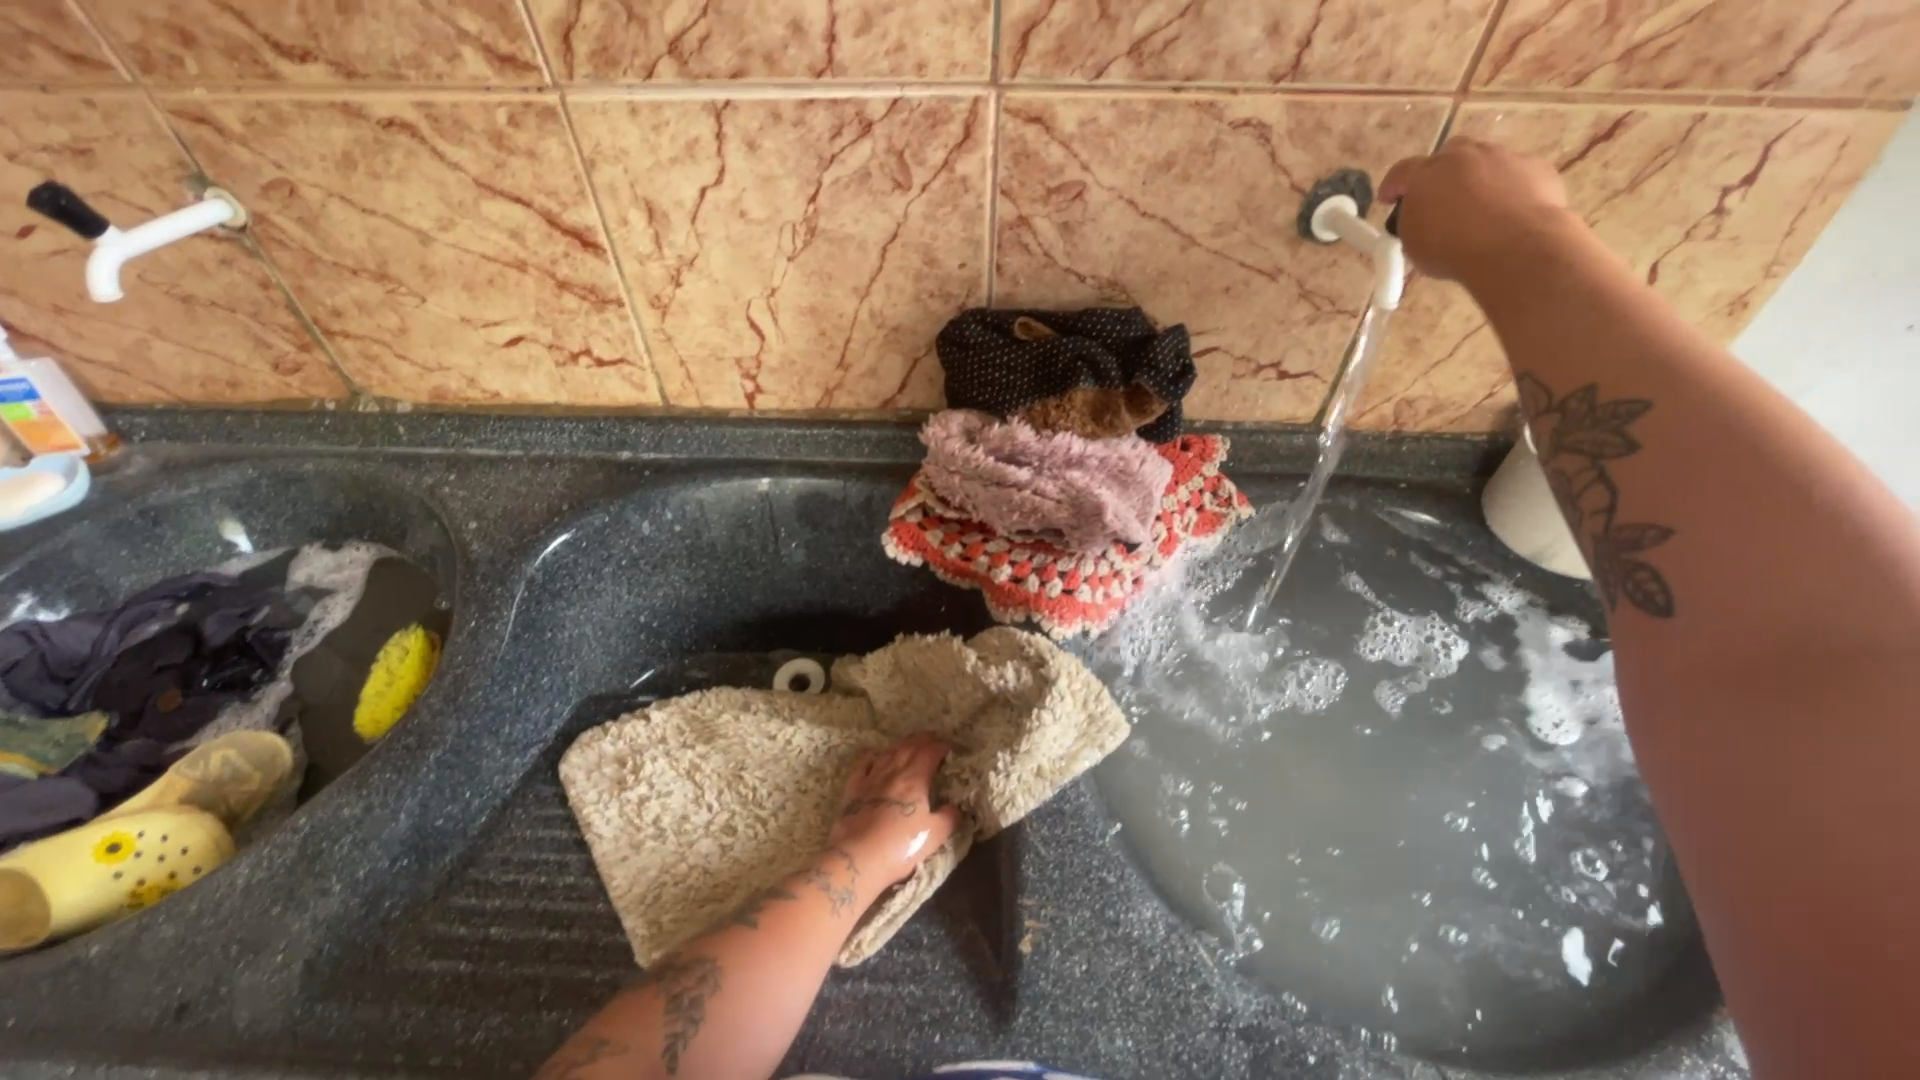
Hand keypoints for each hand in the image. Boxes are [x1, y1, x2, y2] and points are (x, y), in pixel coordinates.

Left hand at [828, 734, 963, 888]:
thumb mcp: (934, 835)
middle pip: (909, 746)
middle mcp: (893, 771)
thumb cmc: (901, 846)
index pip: (930, 752)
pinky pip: (864, 763)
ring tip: (910, 745)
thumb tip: (955, 807)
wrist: (858, 859)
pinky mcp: (853, 788)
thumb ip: (949, 818)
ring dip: (902, 745)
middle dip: (923, 740)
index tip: (949, 749)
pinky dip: (874, 755)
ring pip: (888, 752)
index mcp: (915, 779)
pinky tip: (877, 756)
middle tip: (933, 740)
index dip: (941, 747)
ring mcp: (871, 778)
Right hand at [1378, 137, 1576, 283]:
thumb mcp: (1413, 243)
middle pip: (1449, 153)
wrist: (1514, 247)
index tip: (1388, 199)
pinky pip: (1517, 174)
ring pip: (1486, 159)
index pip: (1401, 172)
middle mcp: (1465, 156)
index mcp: (1427, 174)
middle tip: (1441, 197)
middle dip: (1442, 172)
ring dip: (1479, 178)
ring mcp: (1504, 157)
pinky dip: (1510, 189)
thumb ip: (1412, 222)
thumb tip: (1421, 217)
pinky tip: (1509, 213)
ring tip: (1479, 207)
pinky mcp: (1536, 167)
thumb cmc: (1452, 249)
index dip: (1393, 186)